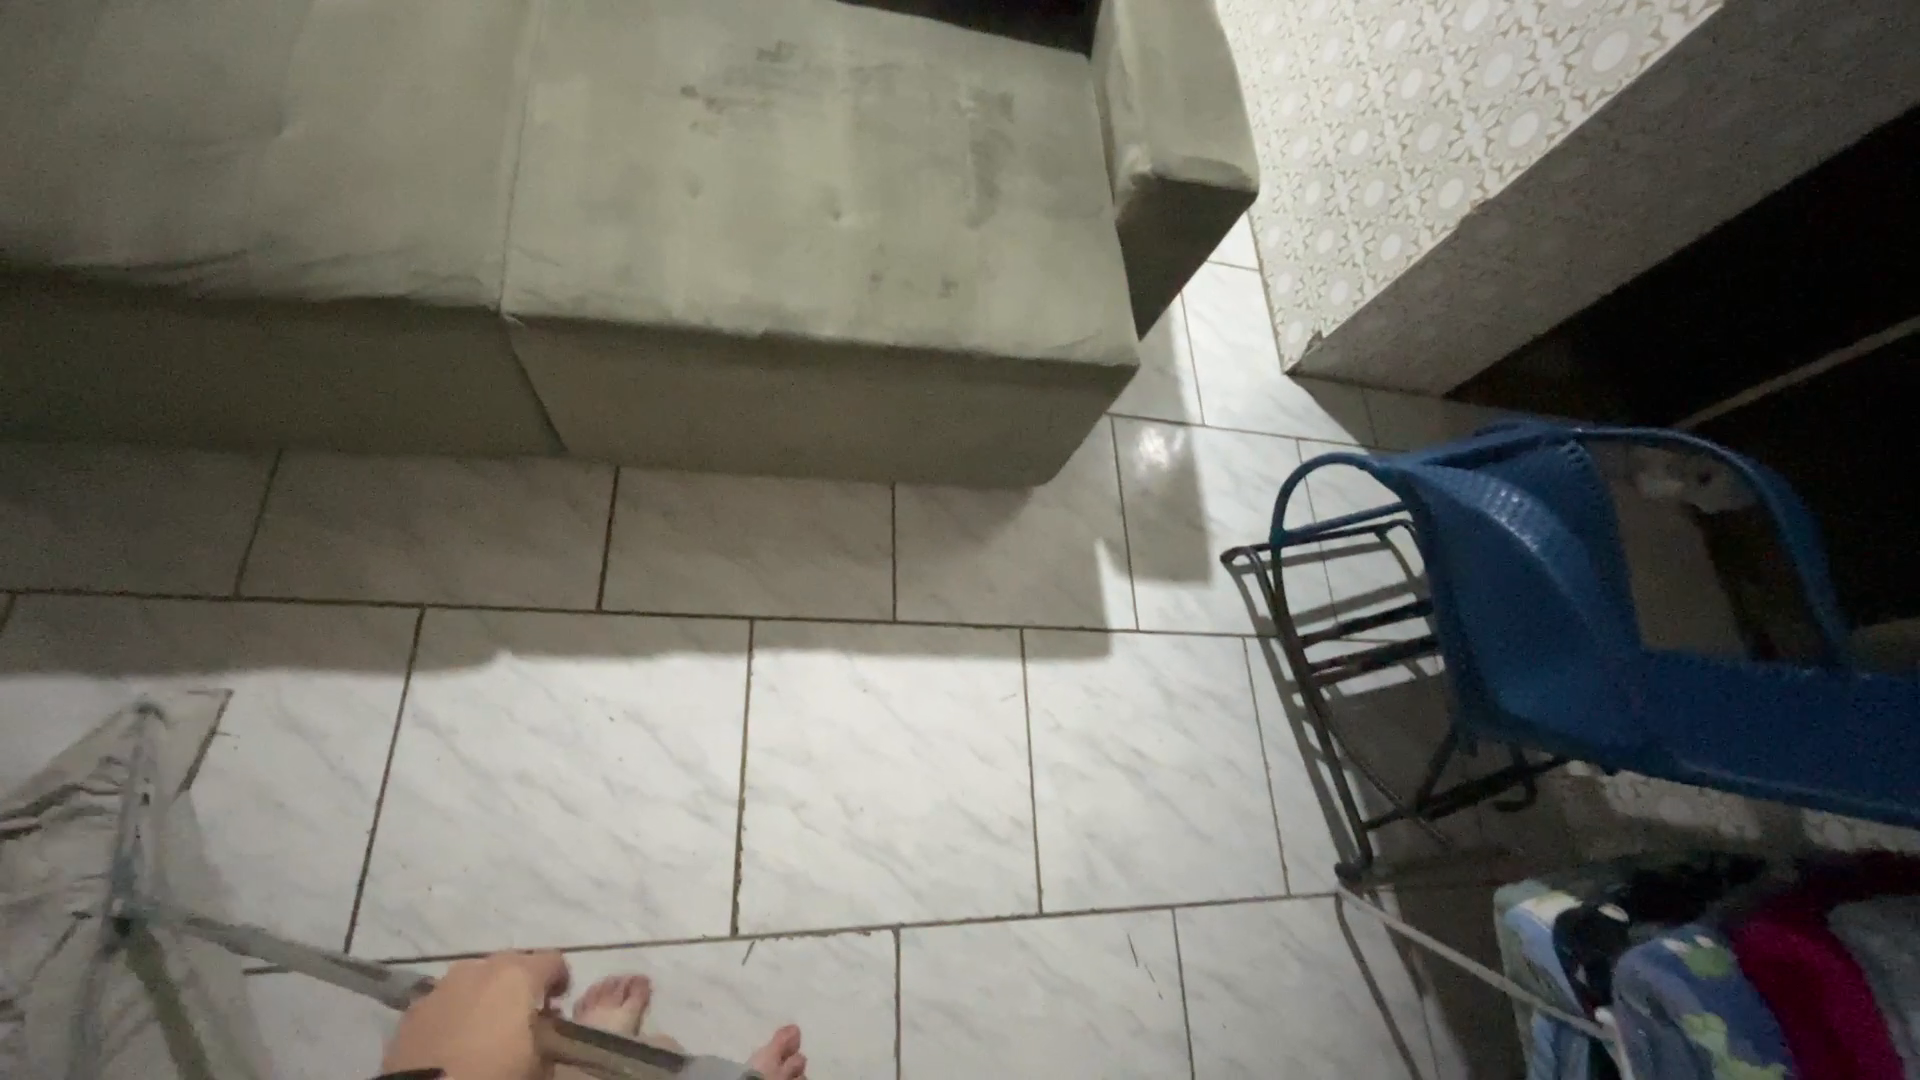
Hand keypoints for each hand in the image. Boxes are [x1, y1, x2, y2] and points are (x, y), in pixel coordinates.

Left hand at [381, 951, 569, 1079]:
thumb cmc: (492, 1073)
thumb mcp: (538, 1062)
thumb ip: (549, 1034)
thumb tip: (545, 1026)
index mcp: (519, 974)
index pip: (553, 960)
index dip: (561, 979)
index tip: (558, 1003)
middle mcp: (481, 969)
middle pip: (512, 964)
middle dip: (521, 984)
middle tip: (522, 1014)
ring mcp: (443, 987)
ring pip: (475, 979)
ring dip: (485, 994)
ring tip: (484, 1025)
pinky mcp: (413, 1011)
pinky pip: (445, 1001)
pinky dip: (455, 1012)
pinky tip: (453, 1039)